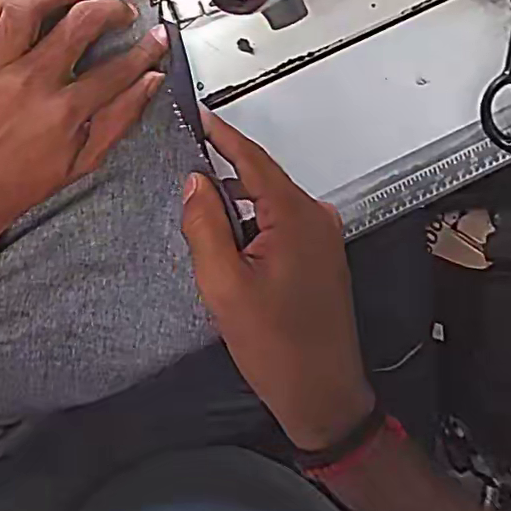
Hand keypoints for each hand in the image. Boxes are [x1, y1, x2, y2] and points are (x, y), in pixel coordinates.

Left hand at [0, 0, 166, 258]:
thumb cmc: (21, 180)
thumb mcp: (83, 161)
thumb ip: (120, 118)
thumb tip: (149, 82)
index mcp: (62, 113)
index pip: (117, 68)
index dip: (146, 49)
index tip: (156, 37)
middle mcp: (30, 84)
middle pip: (78, 24)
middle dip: (110, 10)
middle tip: (119, 12)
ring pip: (26, 8)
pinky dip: (4, 0)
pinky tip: (25, 3)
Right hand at [180, 111, 375, 450]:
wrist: (322, 394)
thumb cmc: (278, 347)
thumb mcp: (224, 285)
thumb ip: (204, 225)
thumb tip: (195, 182)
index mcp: (295, 218)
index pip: (252, 159)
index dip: (222, 134)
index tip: (201, 115)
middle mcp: (315, 218)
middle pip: (261, 177)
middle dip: (224, 172)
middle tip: (188, 167)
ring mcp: (322, 235)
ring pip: (269, 199)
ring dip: (237, 201)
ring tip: (203, 218)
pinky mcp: (321, 252)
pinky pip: (280, 218)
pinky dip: (253, 220)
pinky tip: (231, 240)